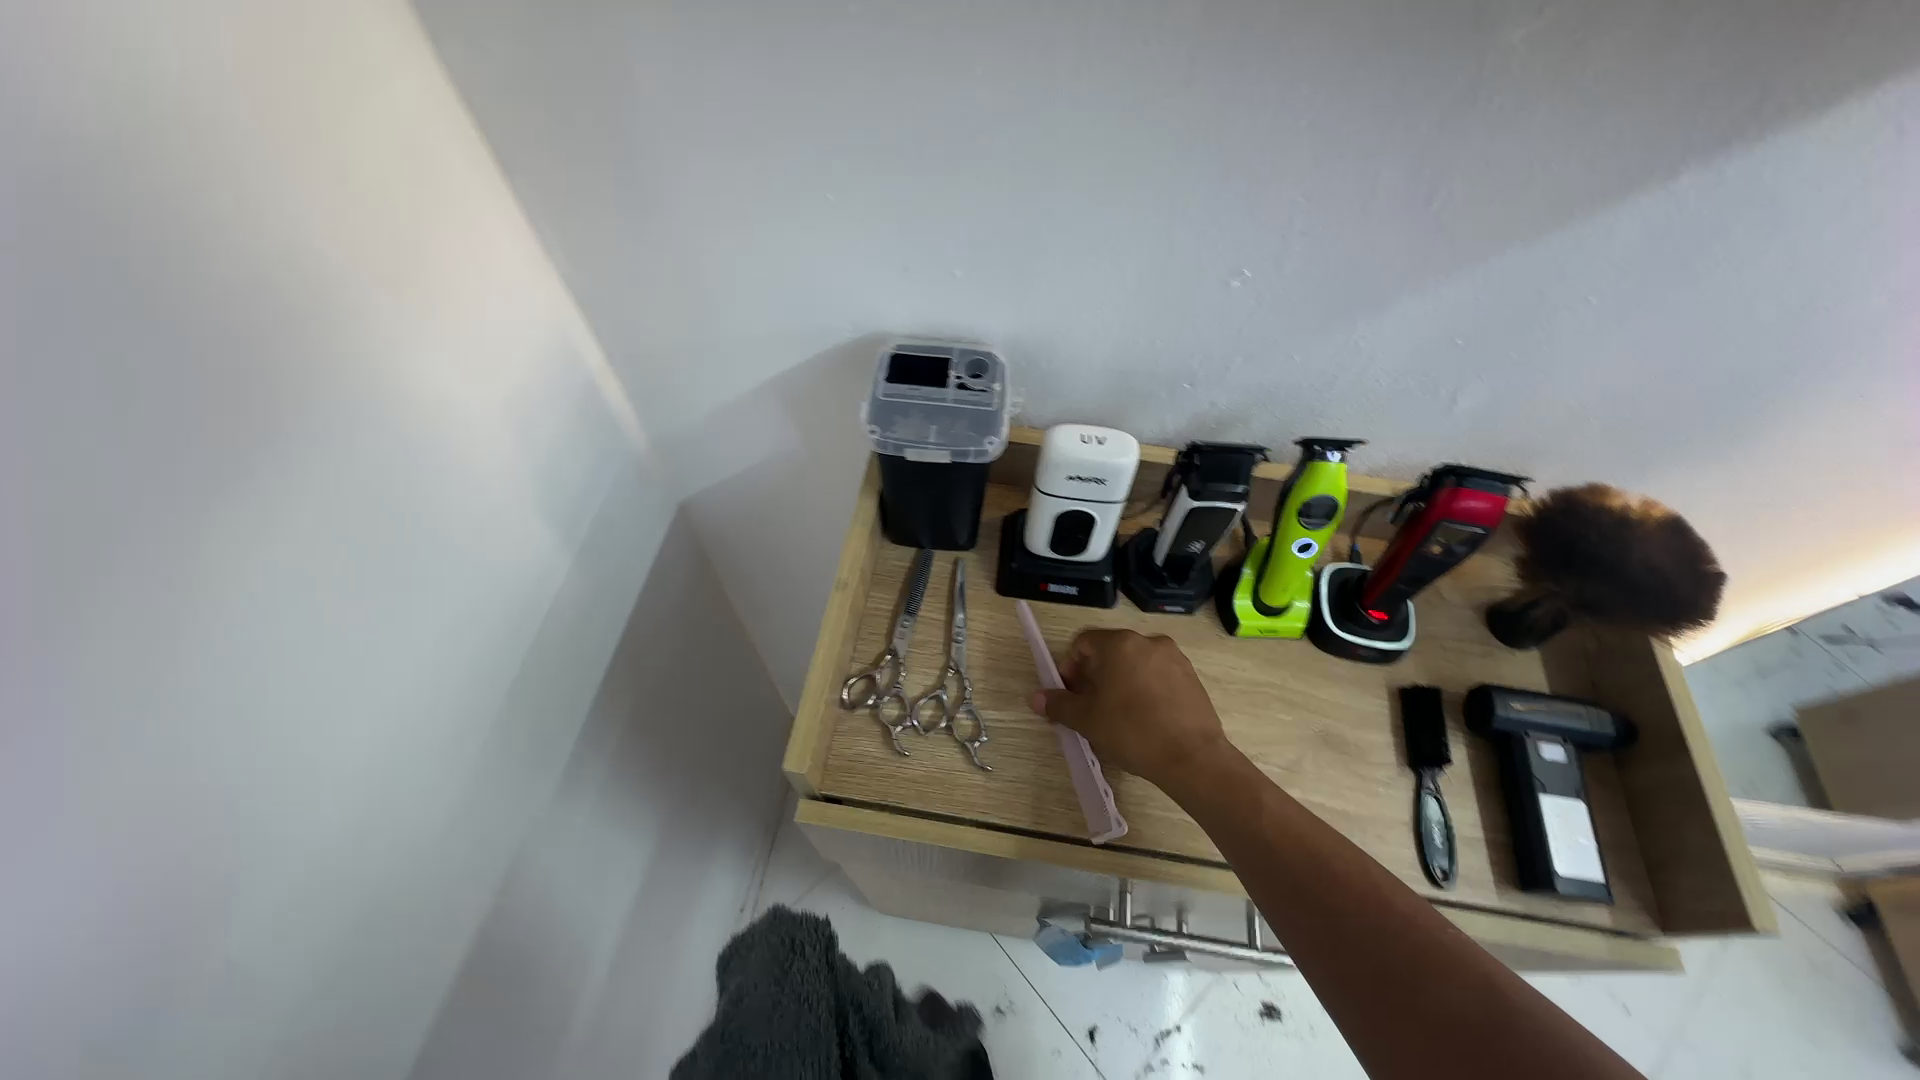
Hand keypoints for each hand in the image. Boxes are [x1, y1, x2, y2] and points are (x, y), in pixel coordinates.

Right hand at [1029, 628, 1236, 792]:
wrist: (1192, 757)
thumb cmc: (1131, 731)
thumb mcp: (1086, 719)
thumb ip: (1058, 704)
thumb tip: (1035, 697)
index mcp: (1119, 644)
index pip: (1082, 643)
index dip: (1069, 667)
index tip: (1070, 694)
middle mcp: (1148, 642)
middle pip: (1109, 652)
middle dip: (1094, 676)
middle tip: (1089, 708)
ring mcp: (1174, 658)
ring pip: (1134, 664)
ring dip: (1119, 683)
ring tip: (1117, 716)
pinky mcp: (1191, 677)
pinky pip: (1157, 676)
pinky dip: (1144, 690)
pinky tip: (1144, 719)